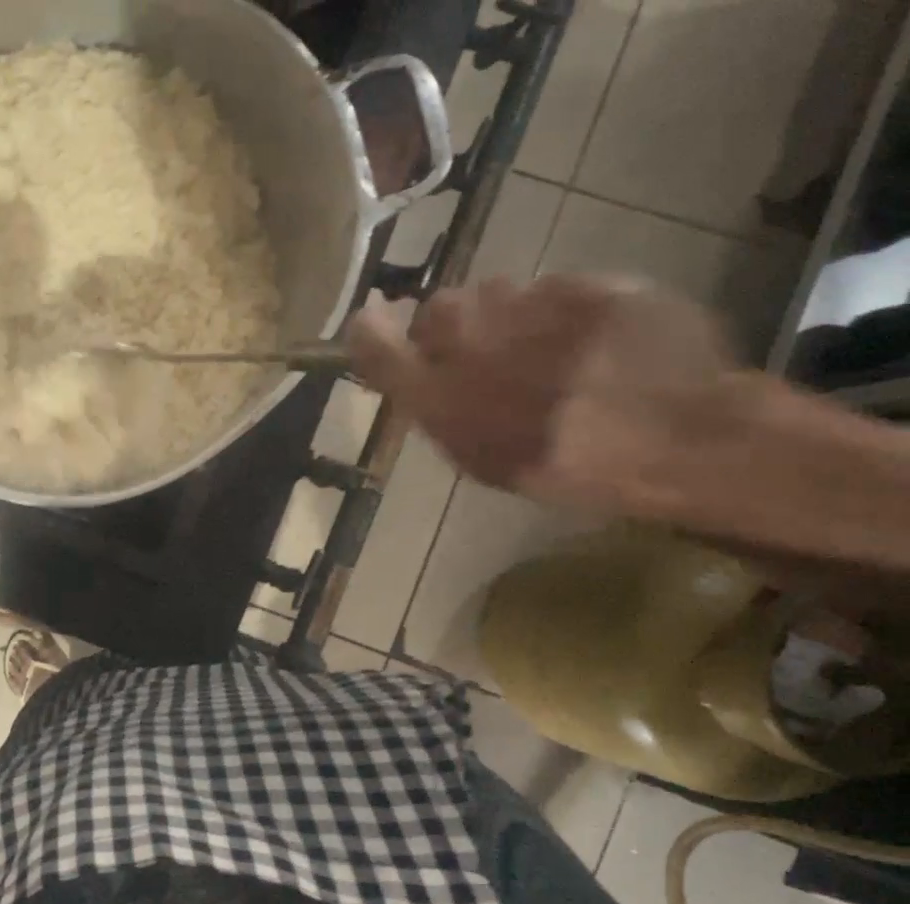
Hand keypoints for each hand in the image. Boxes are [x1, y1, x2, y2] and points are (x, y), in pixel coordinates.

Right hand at [345, 276, 750, 515]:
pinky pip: (556, 286)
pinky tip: (592, 338)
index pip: (377, 344)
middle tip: (481, 347)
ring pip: (498, 291)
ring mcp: (533, 308)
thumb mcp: (485, 461)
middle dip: (452, 322)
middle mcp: (474, 344)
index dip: (369, 330)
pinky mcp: (588, 284)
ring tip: (545, 346)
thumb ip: (443, 411)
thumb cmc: (573, 470)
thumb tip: (417, 375)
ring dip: (508, 313)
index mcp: (442, 397)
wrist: (683, 440)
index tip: (371, 324)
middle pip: (439, 307)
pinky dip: (564, 307)